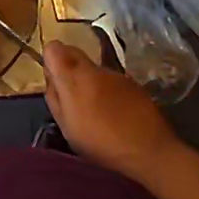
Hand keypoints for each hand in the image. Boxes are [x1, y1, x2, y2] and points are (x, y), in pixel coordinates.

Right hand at [42, 42, 183, 181]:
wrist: (148, 149)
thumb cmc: (100, 143)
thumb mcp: (66, 127)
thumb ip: (54, 98)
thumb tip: (51, 80)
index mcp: (73, 78)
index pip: (53, 48)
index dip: (50, 61)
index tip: (54, 81)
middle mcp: (93, 68)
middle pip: (72, 51)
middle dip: (67, 66)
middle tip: (70, 95)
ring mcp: (114, 73)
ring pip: (92, 67)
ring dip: (88, 80)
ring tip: (95, 109)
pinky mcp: (131, 82)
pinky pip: (110, 78)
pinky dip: (106, 88)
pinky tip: (114, 111)